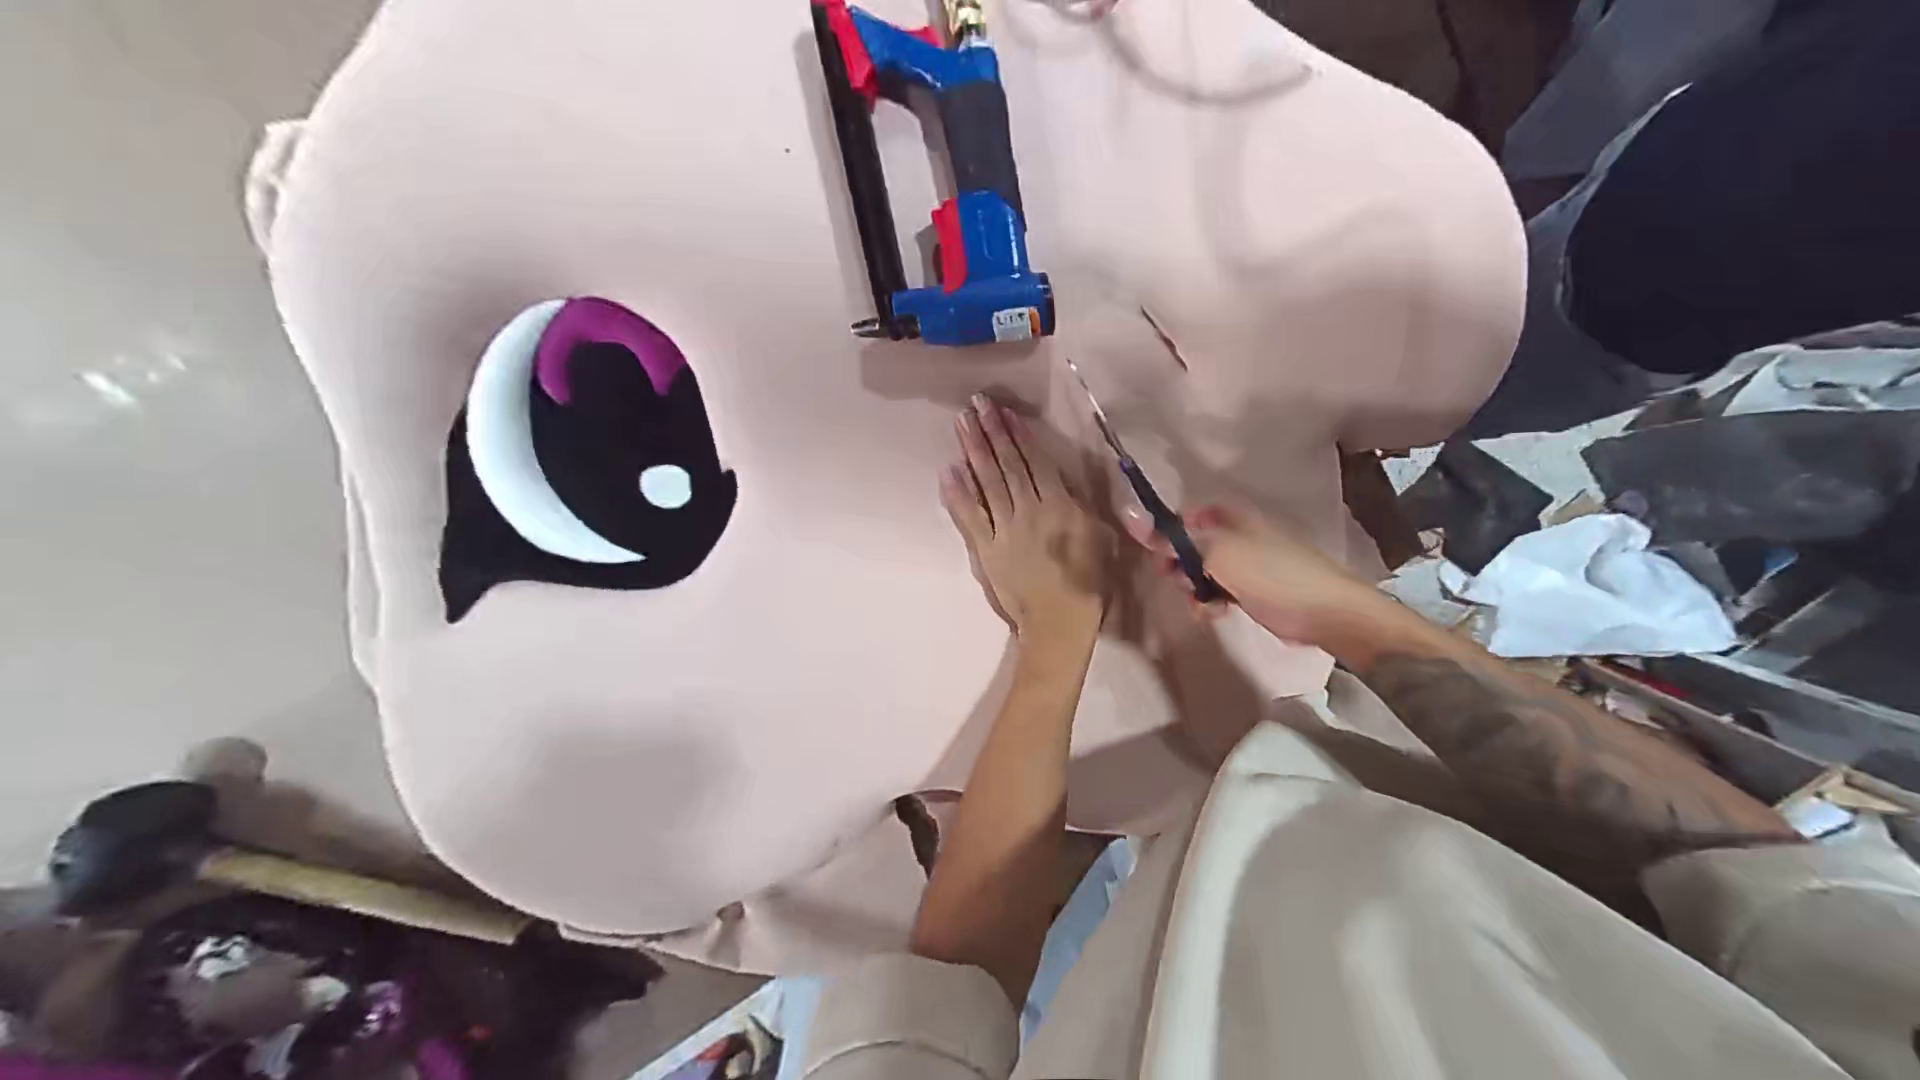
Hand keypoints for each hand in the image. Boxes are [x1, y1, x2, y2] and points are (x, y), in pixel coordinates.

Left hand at [941, 394, 1113, 641]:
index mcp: (1059, 504)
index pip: (1035, 461)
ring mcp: (1003, 528)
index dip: (1018, 433)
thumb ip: (1084, 505)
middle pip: (1006, 464)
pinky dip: (957, 493)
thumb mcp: (1101, 537)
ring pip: (986, 482)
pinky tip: (947, 471)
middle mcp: (1027, 509)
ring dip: (973, 451)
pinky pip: (968, 516)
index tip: (1004, 411)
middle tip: (976, 405)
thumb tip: (1069, 481)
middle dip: (991, 432)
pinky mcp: (985, 549)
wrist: (1059, 622)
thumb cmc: (1088, 583)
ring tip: (961, 425)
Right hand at [1136, 502, 1390, 646]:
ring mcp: (1244, 564)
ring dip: (1193, 589)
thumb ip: (1176, 540)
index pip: (1185, 515)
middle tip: (1178, 581)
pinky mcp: (1250, 590)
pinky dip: (1210, 602)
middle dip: (1178, 566)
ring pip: (1200, 572)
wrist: (1328, 614)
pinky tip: (1213, 615)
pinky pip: (1216, 591)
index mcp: (1230, 517)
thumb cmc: (1273, 575)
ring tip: (1202, 604)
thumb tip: (1132, 518)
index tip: (1155, 553)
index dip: (1166, 532)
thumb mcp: (1218, 553)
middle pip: (1189, 546)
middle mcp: (1235, 535)